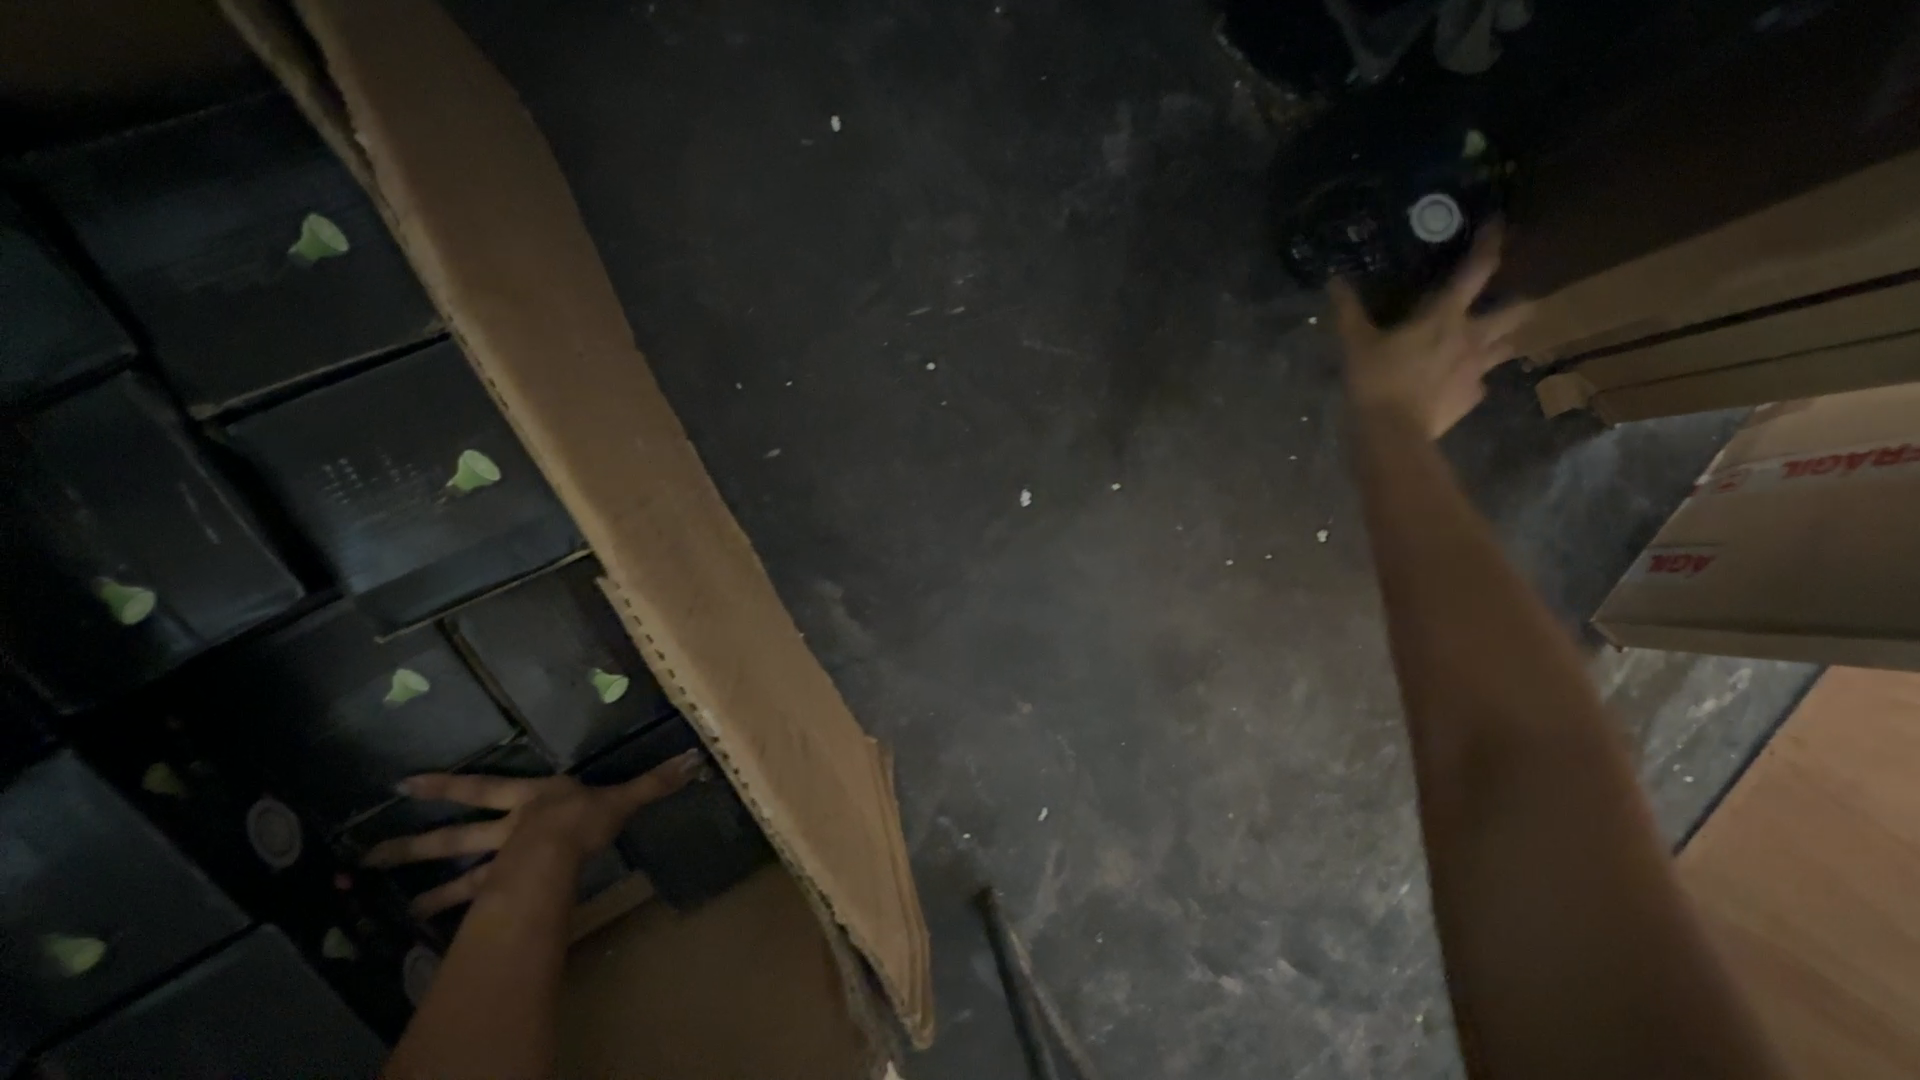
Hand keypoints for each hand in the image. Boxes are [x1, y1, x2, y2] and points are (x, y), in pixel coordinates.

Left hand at [362, 749, 704, 916]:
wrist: (564, 849)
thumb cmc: (586, 817)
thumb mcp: (622, 796)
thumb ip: (653, 782)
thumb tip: (690, 760)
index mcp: (528, 799)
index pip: (478, 789)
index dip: (444, 787)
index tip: (400, 785)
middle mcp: (506, 828)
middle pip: (455, 836)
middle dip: (415, 845)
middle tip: (369, 858)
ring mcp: (502, 862)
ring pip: (459, 873)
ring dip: (430, 887)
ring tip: (398, 904)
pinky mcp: (508, 890)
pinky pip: (479, 903)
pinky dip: (457, 915)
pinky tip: (436, 931)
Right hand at [1331, 223, 1535, 437]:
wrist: (1392, 435)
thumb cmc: (1376, 381)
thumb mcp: (1354, 343)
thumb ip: (1348, 310)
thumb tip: (1334, 280)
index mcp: (1445, 316)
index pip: (1478, 270)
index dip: (1491, 243)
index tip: (1499, 224)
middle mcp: (1472, 337)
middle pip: (1517, 311)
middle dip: (1518, 301)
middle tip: (1505, 300)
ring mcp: (1477, 370)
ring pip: (1509, 346)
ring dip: (1503, 339)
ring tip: (1490, 339)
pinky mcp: (1471, 398)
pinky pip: (1482, 382)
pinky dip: (1474, 378)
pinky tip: (1457, 381)